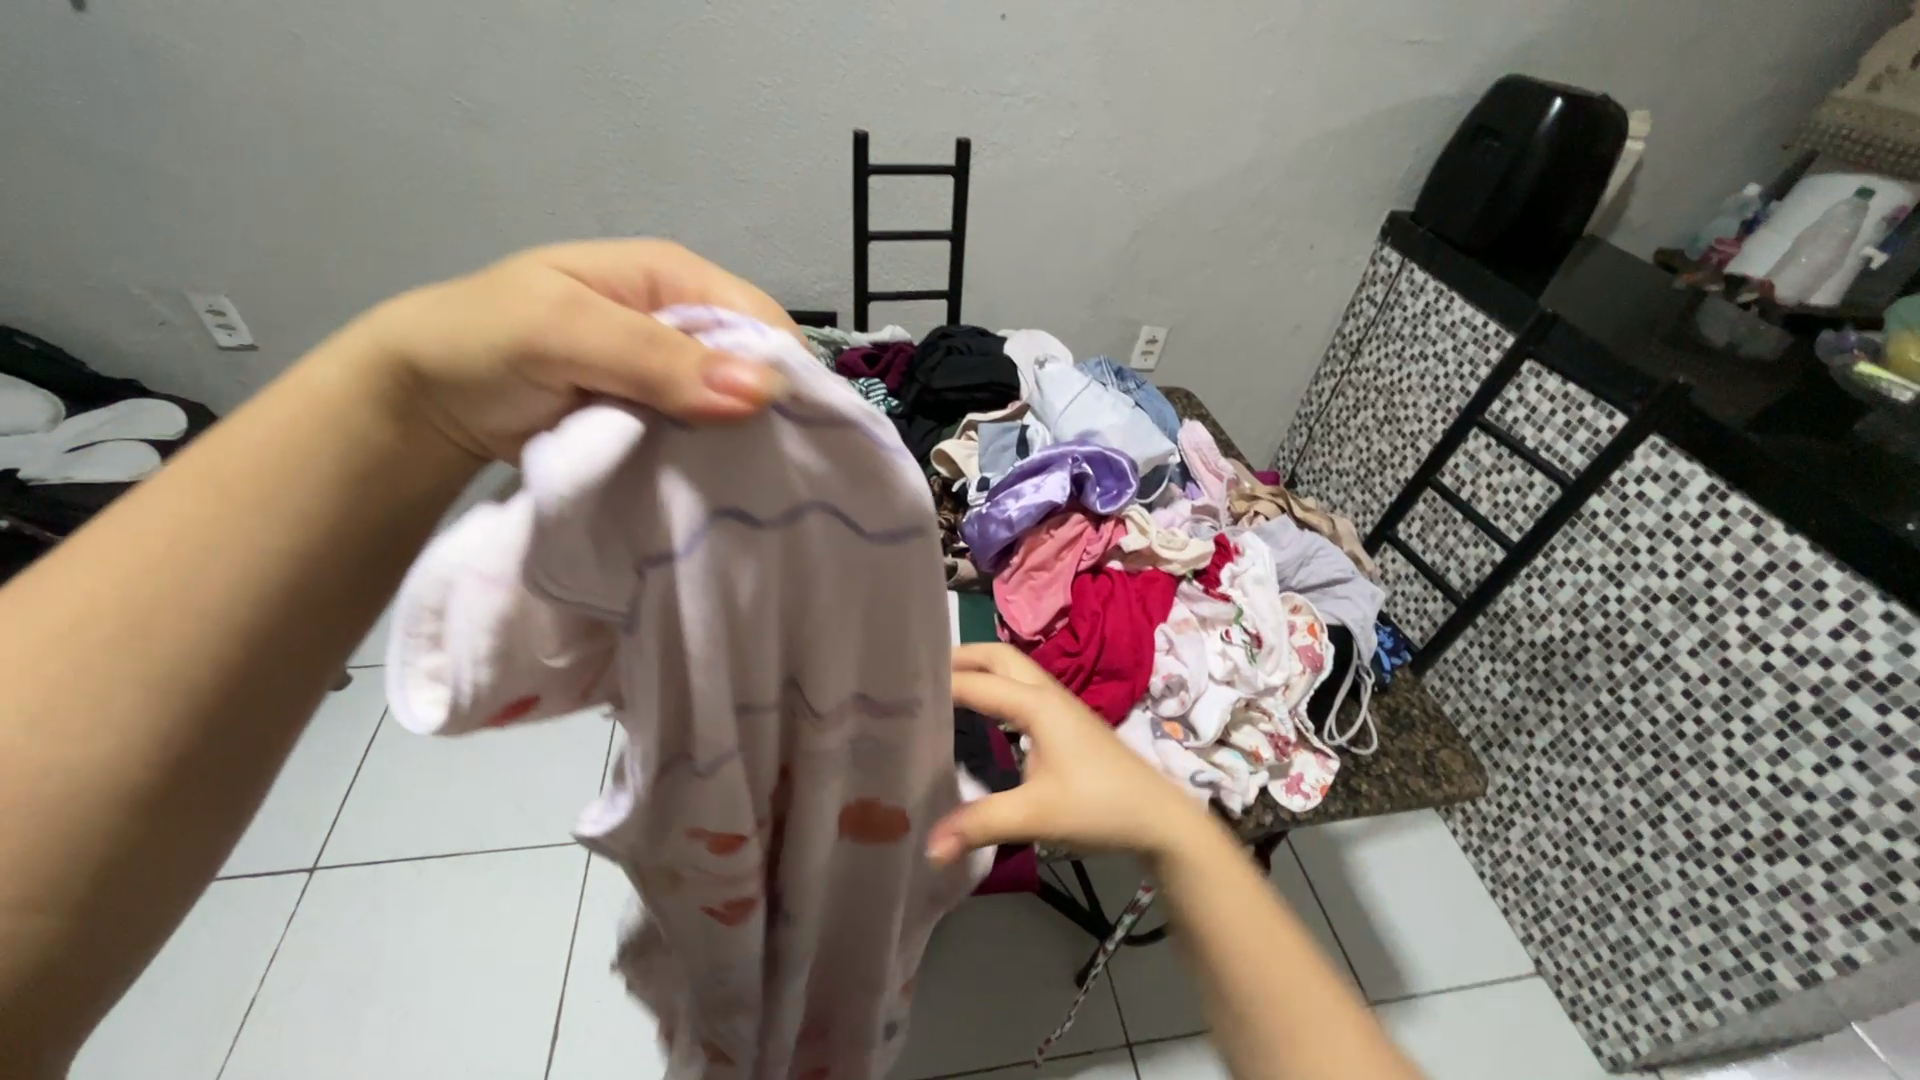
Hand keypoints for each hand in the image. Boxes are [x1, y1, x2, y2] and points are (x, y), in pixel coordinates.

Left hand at [350, 239, 798, 461]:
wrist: (425, 404)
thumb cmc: (483, 342)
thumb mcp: (563, 333)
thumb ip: (658, 359)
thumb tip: (764, 392)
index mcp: (673, 277)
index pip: (762, 319)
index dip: (785, 370)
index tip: (796, 435)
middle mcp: (684, 323)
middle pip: (758, 365)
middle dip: (769, 411)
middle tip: (775, 468)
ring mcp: (674, 375)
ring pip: (737, 407)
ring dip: (744, 441)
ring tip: (753, 484)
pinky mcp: (661, 418)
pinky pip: (708, 438)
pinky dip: (715, 459)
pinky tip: (720, 483)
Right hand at [928, 644, 1216, 864]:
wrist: (1159, 817)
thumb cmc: (1099, 807)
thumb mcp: (1035, 817)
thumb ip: (979, 826)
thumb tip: (927, 848)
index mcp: (1036, 705)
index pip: (976, 682)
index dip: (937, 681)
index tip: (897, 683)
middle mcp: (1047, 693)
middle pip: (999, 656)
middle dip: (960, 656)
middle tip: (918, 671)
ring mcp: (1061, 705)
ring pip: (1014, 669)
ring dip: (980, 667)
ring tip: (942, 684)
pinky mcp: (1068, 721)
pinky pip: (1023, 687)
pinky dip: (995, 684)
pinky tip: (984, 711)